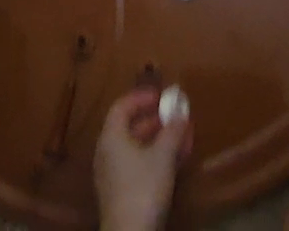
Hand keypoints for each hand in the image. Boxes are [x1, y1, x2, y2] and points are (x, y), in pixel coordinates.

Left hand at [95, 87, 192, 230]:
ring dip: (158, 140)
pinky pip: (137, 164)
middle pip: (129, 127)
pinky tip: (175, 161)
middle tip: (175, 116)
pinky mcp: (120, 192)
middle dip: (155, 120)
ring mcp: (112, 173)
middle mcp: (107, 152)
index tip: (161, 96)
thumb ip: (172, 131)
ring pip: (136, 147)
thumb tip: (180, 114)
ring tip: (181, 137)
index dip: (141, 98)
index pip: (121, 106)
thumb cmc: (143, 188)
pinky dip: (154, 157)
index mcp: (111, 137)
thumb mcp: (162, 156)